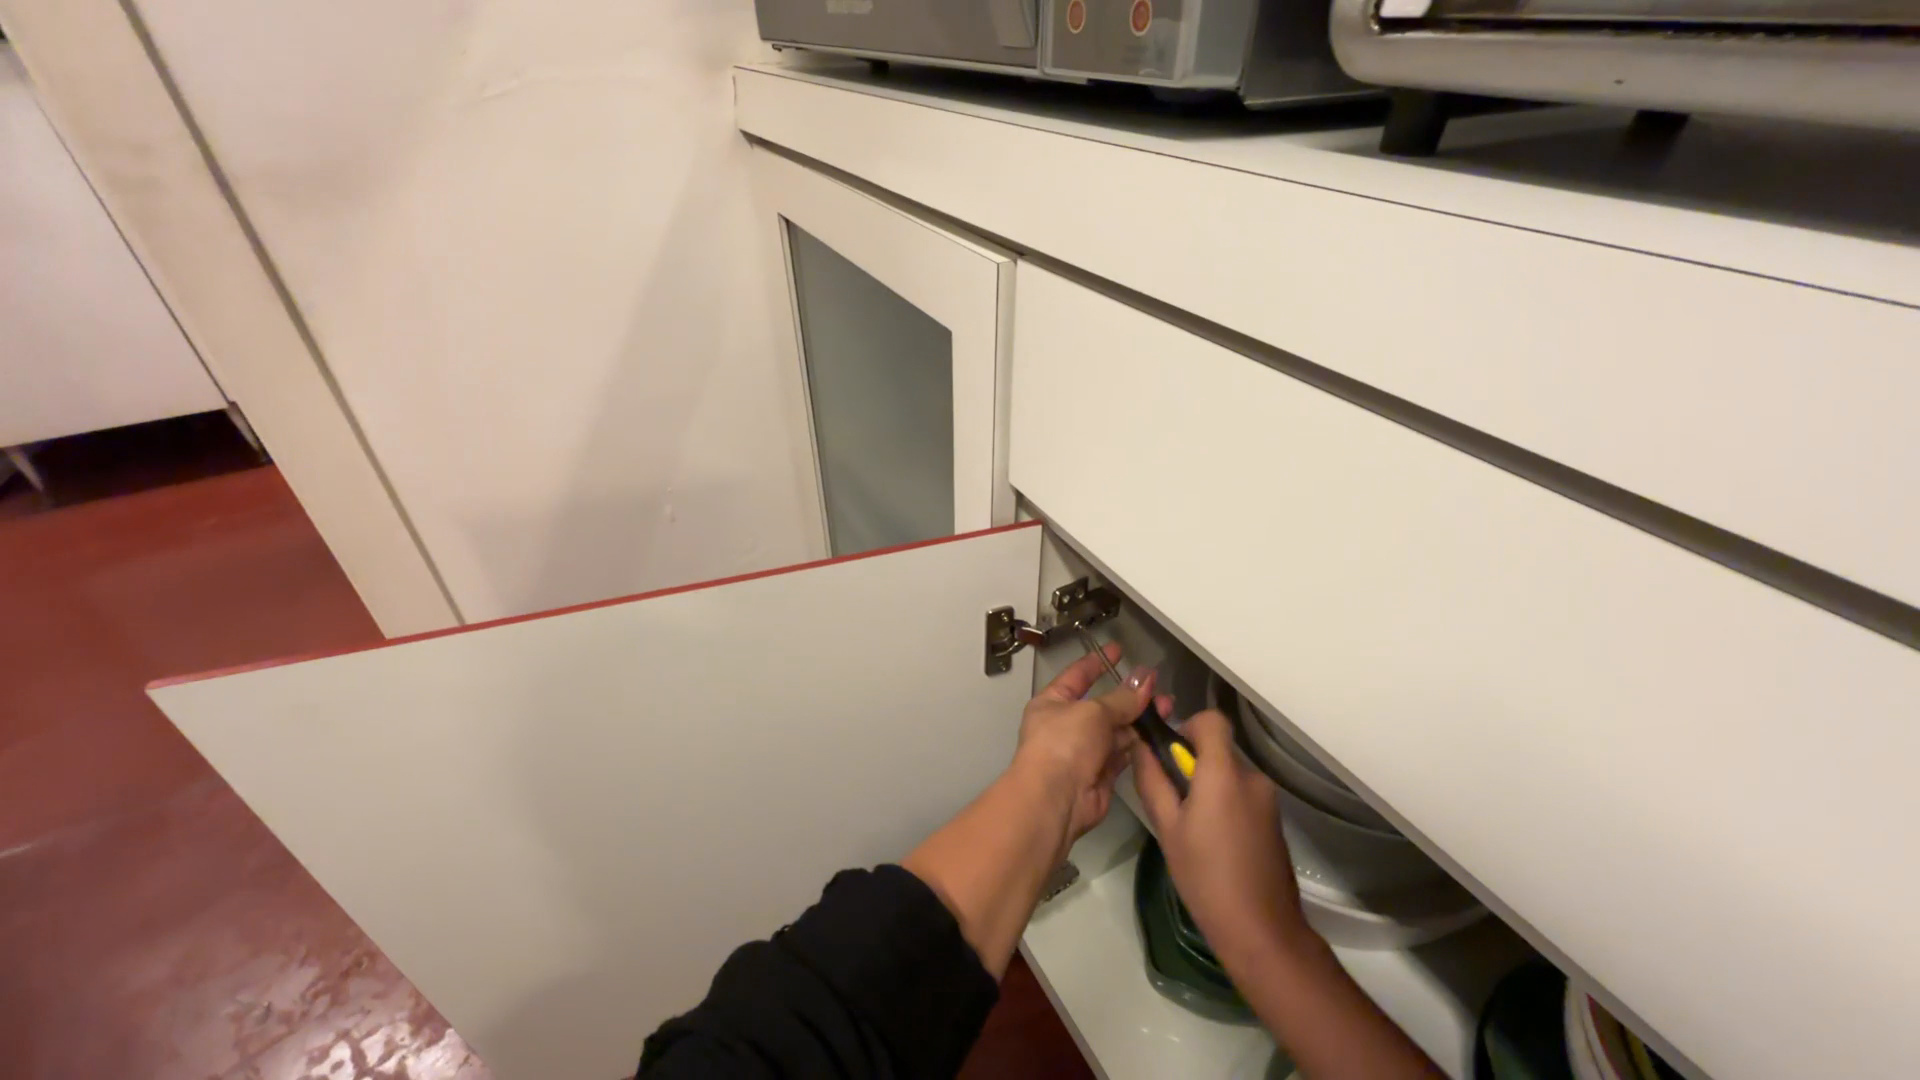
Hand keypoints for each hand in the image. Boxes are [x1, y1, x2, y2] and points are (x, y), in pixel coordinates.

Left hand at [1015, 643, 1171, 842]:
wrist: (1055, 799)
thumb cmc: (1064, 744)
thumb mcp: (1093, 712)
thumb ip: (1122, 698)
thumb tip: (1145, 678)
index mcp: (1052, 703)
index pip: (1076, 676)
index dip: (1097, 662)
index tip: (1119, 650)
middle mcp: (1067, 725)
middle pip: (1103, 705)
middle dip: (1130, 696)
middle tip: (1158, 685)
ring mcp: (1084, 751)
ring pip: (1117, 730)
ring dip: (1140, 719)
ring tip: (1168, 705)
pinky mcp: (1101, 774)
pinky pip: (1123, 753)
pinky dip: (1140, 744)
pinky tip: (1161, 732)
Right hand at [1131, 710, 1313, 966]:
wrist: (1261, 929)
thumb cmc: (1205, 876)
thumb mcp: (1167, 828)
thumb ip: (1152, 780)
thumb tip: (1140, 746)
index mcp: (1223, 773)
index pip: (1212, 720)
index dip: (1188, 727)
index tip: (1170, 756)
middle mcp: (1251, 777)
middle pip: (1218, 749)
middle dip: (1192, 766)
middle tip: (1172, 804)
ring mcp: (1268, 800)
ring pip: (1229, 775)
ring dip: (1208, 788)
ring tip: (1191, 830)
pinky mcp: (1274, 820)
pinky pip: (1242, 796)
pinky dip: (1225, 806)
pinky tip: (1213, 844)